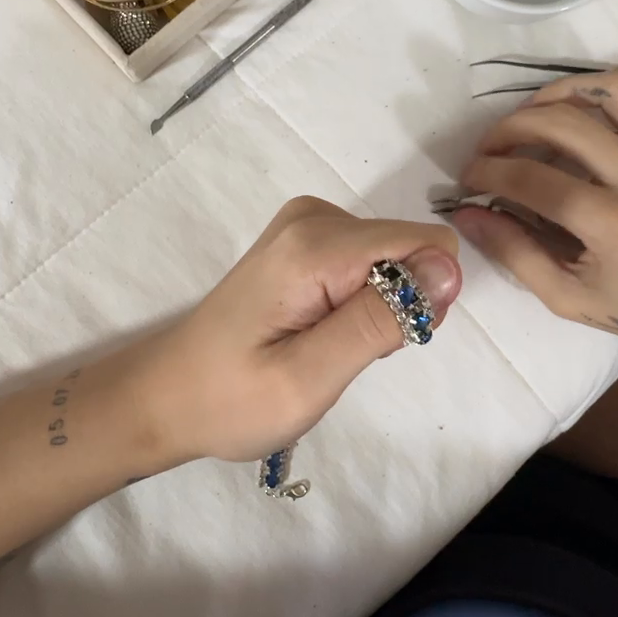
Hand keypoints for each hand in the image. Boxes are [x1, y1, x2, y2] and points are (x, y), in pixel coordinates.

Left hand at [119, 197, 461, 466]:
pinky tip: (320, 328)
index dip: (420, 300)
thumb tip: (449, 268)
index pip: (423, 245)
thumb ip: (380, 320)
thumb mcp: (311, 377)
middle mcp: (315, 216)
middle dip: (395, 306)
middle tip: (343, 352)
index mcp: (316, 244)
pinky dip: (358, 299)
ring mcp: (307, 222)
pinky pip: (369, 259)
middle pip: (408, 249)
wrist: (168, 394)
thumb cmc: (233, 400)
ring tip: (326, 344)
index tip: (381, 342)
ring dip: (377, 307)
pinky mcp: (305, 237)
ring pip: (392, 257)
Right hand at [453, 64, 617, 354]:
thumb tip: (465, 214)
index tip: (468, 177)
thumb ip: (513, 253)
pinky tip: (599, 93)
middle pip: (564, 124)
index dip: (488, 172)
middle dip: (511, 128)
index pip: (532, 179)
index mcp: (612, 225)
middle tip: (491, 145)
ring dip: (564, 89)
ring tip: (538, 110)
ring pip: (616, 88)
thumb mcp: (566, 298)